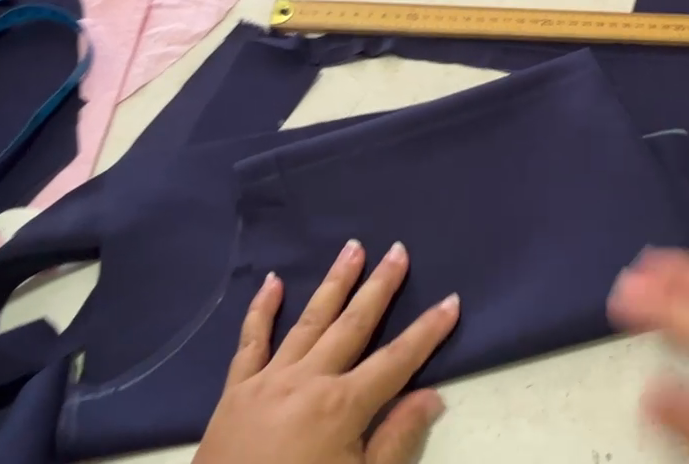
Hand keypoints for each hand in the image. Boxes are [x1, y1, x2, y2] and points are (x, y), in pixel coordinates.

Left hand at [195, 240, 460, 463]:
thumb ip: (395, 440)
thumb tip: (432, 395)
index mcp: (343, 406)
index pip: (397, 360)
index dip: (427, 331)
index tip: (451, 300)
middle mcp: (309, 380)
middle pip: (353, 324)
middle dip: (380, 286)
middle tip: (398, 250)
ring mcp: (270, 380)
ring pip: (309, 320)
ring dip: (334, 282)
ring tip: (352, 248)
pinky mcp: (236, 390)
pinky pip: (251, 342)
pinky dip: (262, 310)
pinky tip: (272, 282)